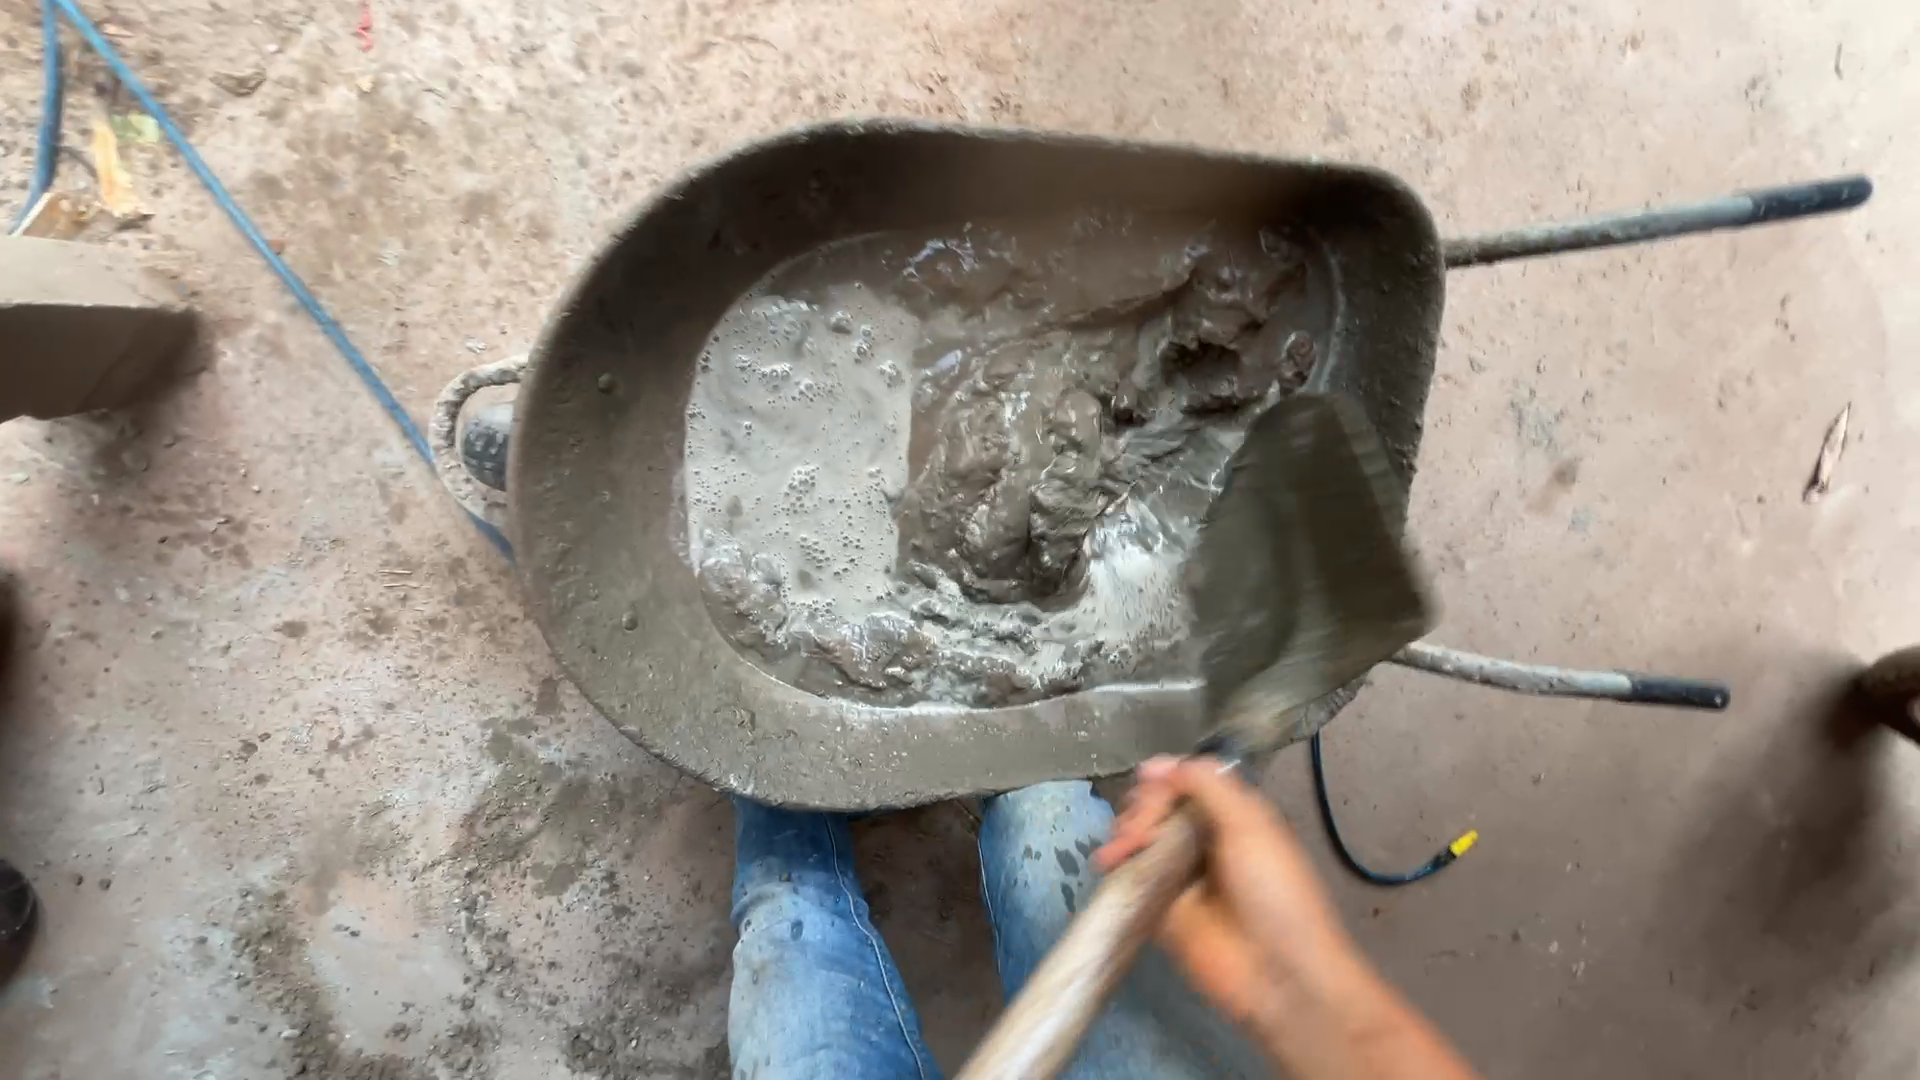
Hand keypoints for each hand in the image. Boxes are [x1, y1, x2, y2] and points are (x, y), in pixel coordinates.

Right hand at [1095, 756, 1356, 1030]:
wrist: (1278, 974)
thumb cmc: (1273, 891)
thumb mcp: (1249, 824)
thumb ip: (1205, 784)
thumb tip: (1155, 764)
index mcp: (1228, 815)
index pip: (1183, 780)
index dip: (1163, 778)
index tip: (1148, 782)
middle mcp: (1200, 838)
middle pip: (1155, 805)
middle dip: (1140, 806)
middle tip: (1139, 827)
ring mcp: (1177, 872)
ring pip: (1137, 835)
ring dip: (1124, 831)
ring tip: (1123, 846)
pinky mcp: (1157, 905)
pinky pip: (1129, 875)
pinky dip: (1115, 864)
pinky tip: (1109, 861)